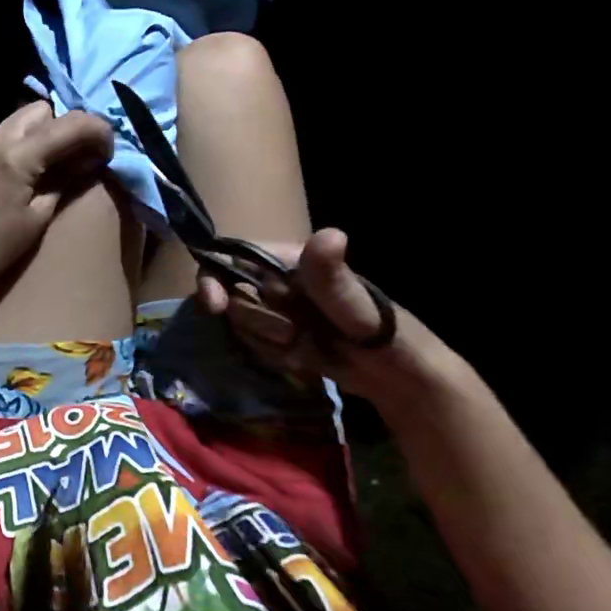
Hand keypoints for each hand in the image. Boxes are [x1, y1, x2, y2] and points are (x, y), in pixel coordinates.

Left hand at [0, 102, 113, 306]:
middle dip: (64, 128)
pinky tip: (17, 174)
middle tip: (77, 157)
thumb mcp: (39, 216)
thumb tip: (91, 157)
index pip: (69, 124)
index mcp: (15, 156)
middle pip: (41, 111)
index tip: (107, 151)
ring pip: (17, 119)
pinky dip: (16, 144)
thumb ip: (66, 178)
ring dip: (40, 134)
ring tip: (48, 165)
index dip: (97, 131)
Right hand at [198, 228, 490, 429]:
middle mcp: (275, 281)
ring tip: (303, 347)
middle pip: (232, 297)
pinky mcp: (278, 337)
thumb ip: (330, 276)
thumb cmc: (382, 330)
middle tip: (292, 336)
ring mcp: (275, 310)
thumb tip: (328, 235)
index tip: (215, 306)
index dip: (213, 278)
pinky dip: (273, 357)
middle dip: (256, 322)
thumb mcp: (354, 305)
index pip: (231, 257)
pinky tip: (301, 359)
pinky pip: (254, 347)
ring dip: (266, 342)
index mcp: (287, 261)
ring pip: (240, 325)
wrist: (398, 376)